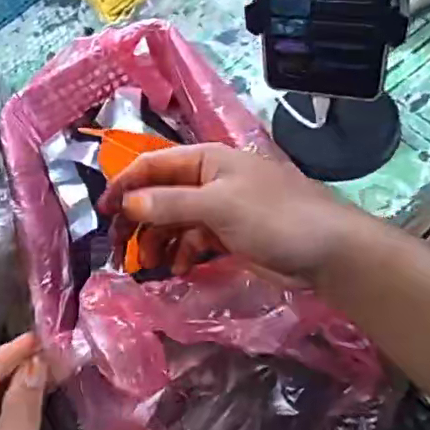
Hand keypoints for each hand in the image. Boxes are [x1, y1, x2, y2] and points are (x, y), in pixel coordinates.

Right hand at [98, 144, 373, 282]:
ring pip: (173, 222)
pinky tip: (181, 270)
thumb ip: (171, 203)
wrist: (327, 251)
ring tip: (148, 266)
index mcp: (205, 160)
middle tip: (120, 249)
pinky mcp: (227, 236)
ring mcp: (218, 209)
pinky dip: (182, 254)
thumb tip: (128, 202)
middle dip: (138, 220)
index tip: (102, 212)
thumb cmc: (274, 216)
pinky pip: (192, 242)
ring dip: (158, 242)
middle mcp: (208, 180)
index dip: (125, 184)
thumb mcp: (219, 206)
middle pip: (159, 196)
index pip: (153, 165)